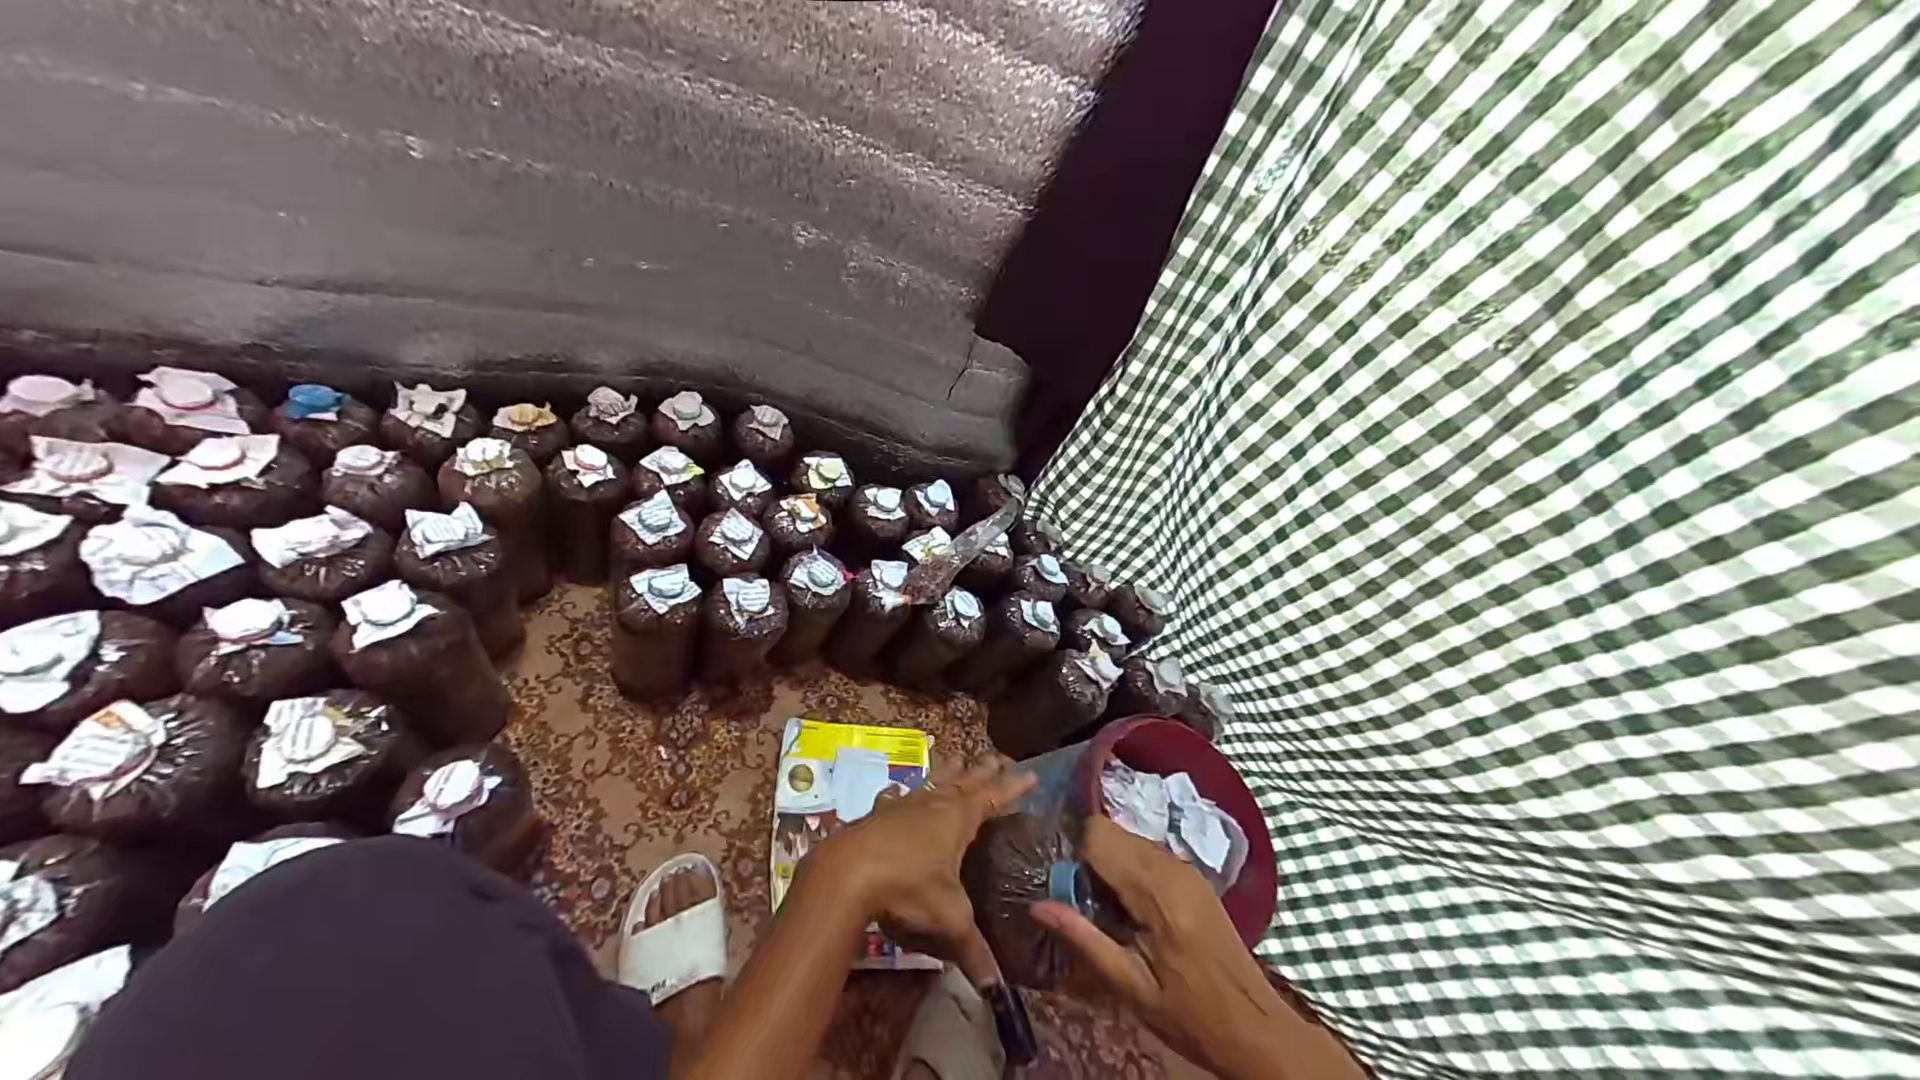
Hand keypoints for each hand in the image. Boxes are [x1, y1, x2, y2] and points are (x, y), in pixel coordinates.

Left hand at [807, 762, 1034, 984]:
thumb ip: (974, 950)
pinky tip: (899, 792)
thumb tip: (997, 990)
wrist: (848, 869)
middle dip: (984, 769)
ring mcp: (905, 804)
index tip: (1032, 773)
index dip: (1014, 786)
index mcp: (959, 818)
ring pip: (934, 781)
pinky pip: (898, 796)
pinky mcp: (879, 813)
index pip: (994, 796)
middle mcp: (935, 803)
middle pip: (966, 779)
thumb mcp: (949, 917)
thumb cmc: (907, 885)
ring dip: (949, 772)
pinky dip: (905, 793)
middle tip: (998, 757)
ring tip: (958, 760)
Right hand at [1032, 816, 1294, 1079]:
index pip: (1098, 834)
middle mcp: (1172, 866)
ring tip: (1109, 910)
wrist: (1255, 1028)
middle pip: (1111, 831)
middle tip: (1086, 903)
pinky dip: (1129, 867)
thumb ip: (1083, 938)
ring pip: (1128, 837)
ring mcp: (1186, 867)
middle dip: (1089, 858)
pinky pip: (1147, 851)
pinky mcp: (1194, 874)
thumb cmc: (1189, 1014)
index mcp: (1156, 891)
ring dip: (1109, 863)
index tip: (1070, 889)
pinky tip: (1133, 909)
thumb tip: (1036, 905)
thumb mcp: (1128, 986)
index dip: (1075, 854)